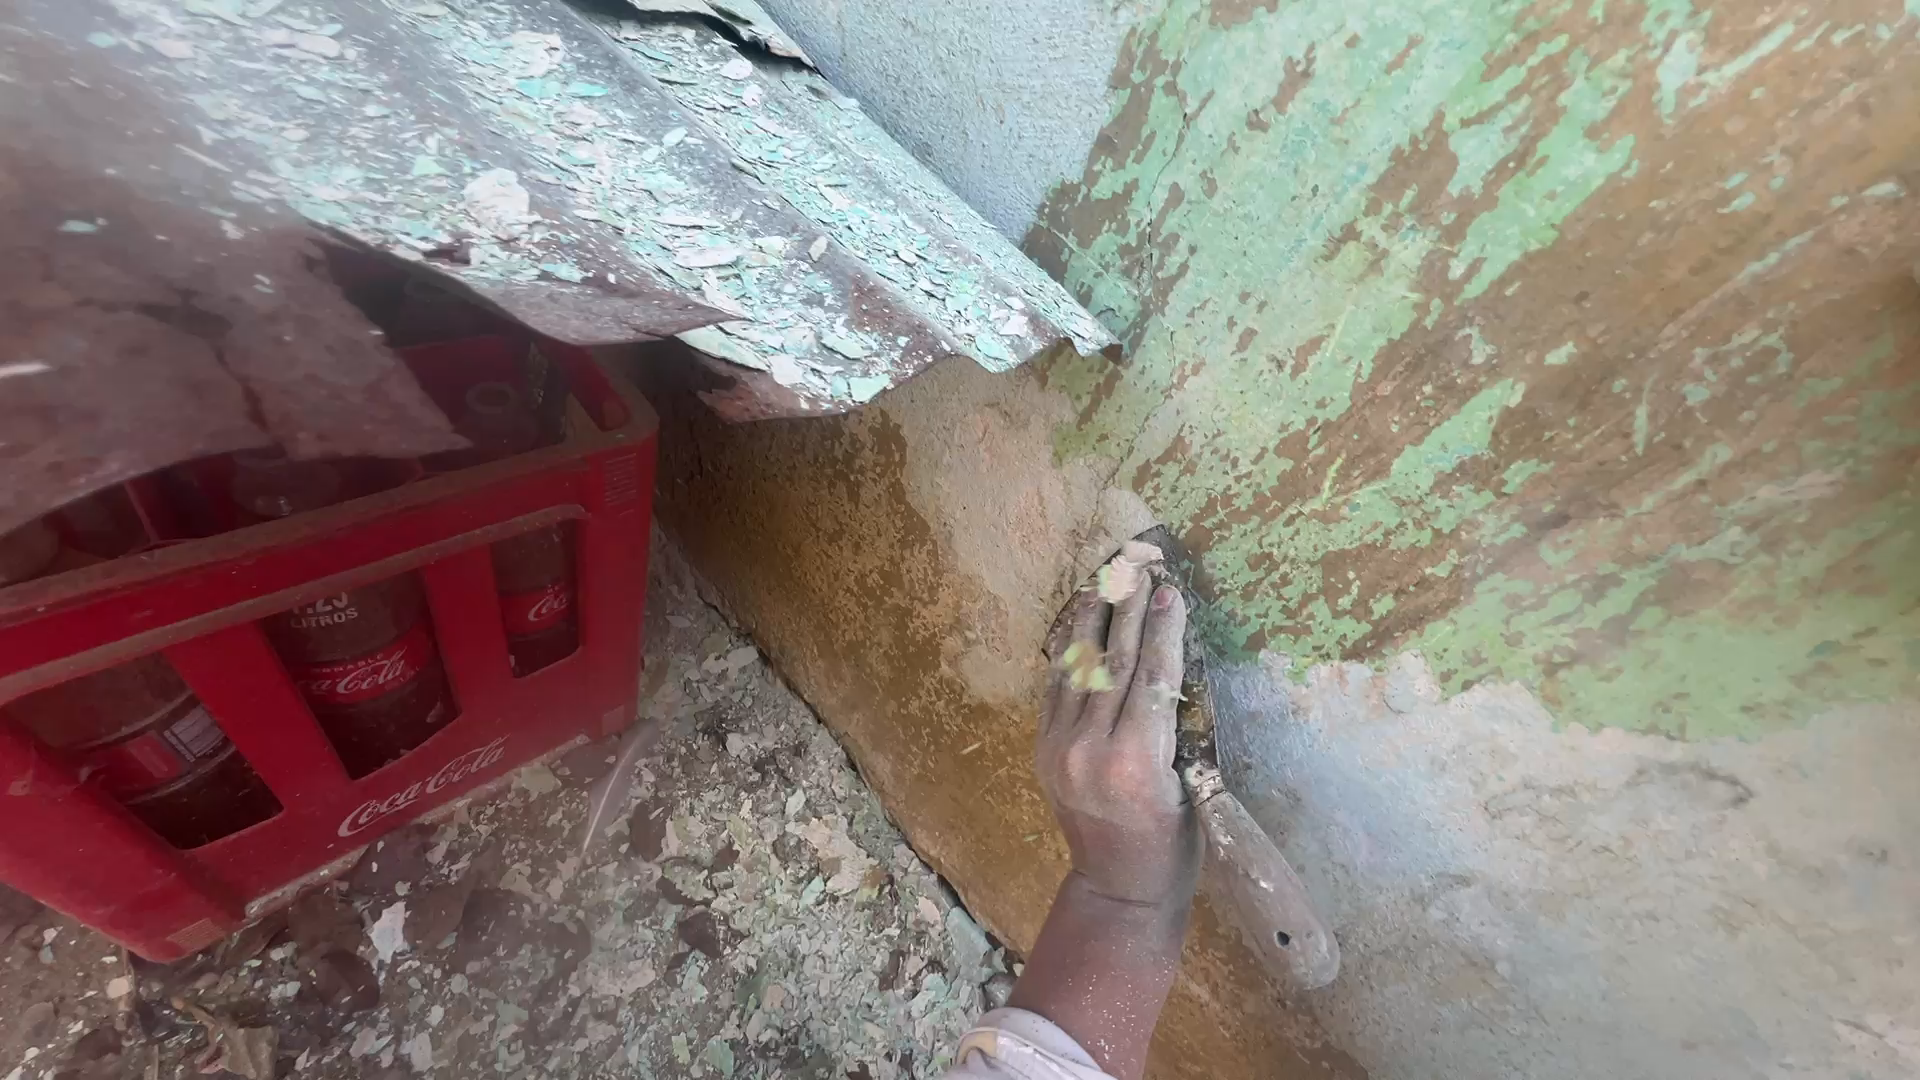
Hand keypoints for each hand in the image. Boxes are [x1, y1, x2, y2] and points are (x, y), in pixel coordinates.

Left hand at [1037, 581, 1200, 908]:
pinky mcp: (1042, 750)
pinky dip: (1069, 656)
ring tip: (1102, 581)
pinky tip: (1077, 626)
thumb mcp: (1192, 787)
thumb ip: (1175, 728)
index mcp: (1137, 761)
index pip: (1153, 677)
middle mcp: (1090, 748)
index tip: (1168, 590)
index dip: (1163, 630)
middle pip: (1115, 664)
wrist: (1116, 886)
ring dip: (1092, 622)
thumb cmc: (1173, 845)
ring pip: (1079, 670)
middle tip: (1136, 567)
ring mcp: (1059, 748)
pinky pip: (1056, 691)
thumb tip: (1169, 663)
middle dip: (1128, 611)